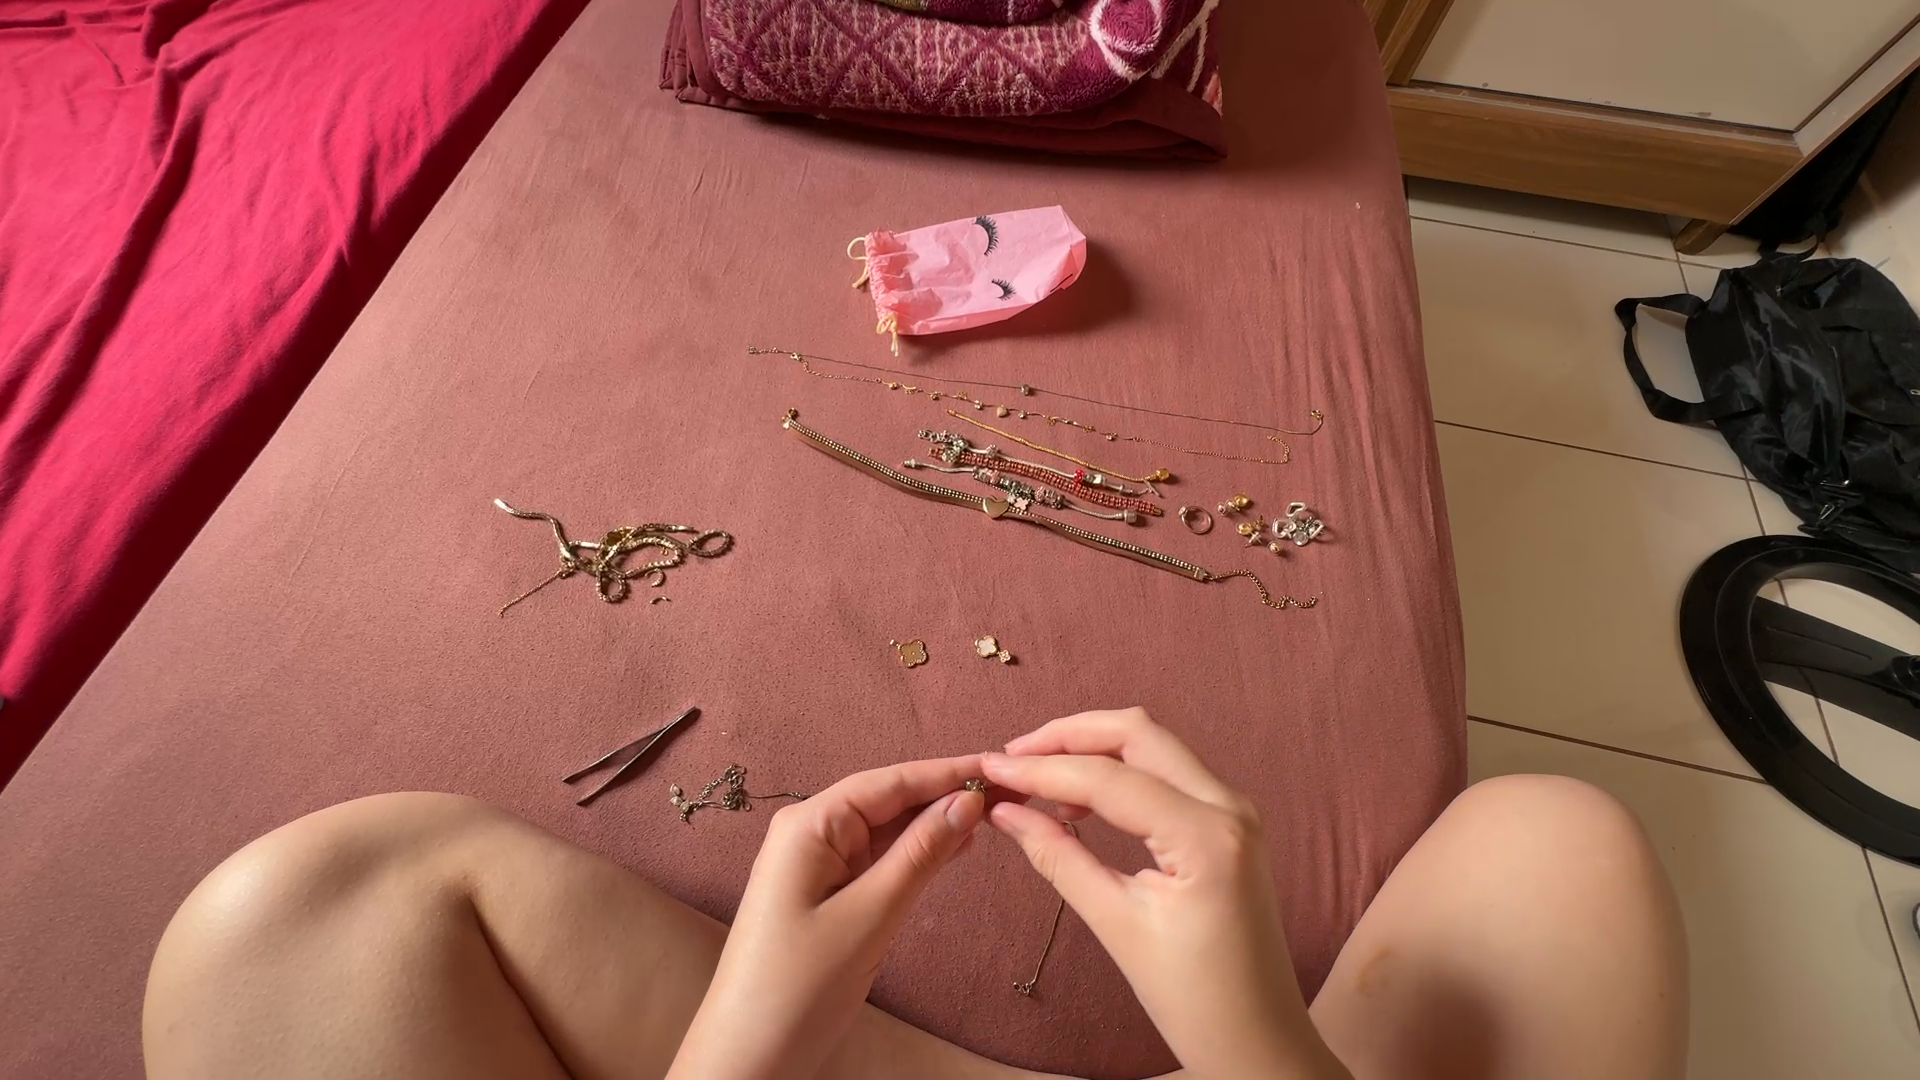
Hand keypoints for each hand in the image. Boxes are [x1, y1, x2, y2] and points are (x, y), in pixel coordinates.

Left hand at [667, 755, 986, 1079]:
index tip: (997, 763)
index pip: (891, 782)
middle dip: (946, 794)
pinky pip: (880, 859)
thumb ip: (920, 854)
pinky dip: (918, 852)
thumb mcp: (870, 916)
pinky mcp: (828, 891)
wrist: (746, 1063)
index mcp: (811, 823)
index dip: (947, 771)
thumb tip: (967, 801)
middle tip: (1007, 788)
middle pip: (890, 800)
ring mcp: (819, 861)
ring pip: (888, 829)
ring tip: (994, 810)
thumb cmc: (800, 988)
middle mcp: (813, 830)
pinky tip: (956, 844)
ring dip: (936, 822)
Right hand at [983, 708, 1350, 1079]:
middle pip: (1136, 731)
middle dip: (1068, 735)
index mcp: (1205, 836)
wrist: (1262, 1044)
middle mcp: (1226, 804)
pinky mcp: (1224, 817)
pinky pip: (1162, 768)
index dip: (1042, 769)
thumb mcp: (1116, 926)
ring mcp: (1231, 806)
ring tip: (1035, 772)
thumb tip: (1004, 812)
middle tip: (1014, 756)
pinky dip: (1115, 767)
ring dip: (1090, 745)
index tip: (991, 768)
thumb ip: (1057, 857)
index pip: (1108, 778)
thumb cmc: (1195, 1001)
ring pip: (1150, 741)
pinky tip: (1077, 796)